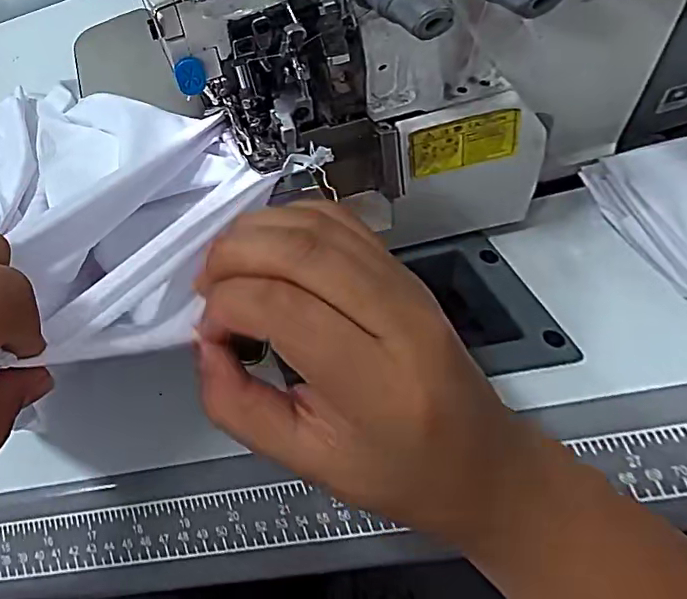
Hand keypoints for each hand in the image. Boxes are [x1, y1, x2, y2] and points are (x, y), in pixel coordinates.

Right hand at [191, 201, 566, 548]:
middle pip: (297, 251)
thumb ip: (236, 406)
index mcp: (378, 386)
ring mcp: (403, 282)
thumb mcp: (305, 462)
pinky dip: (284, 219)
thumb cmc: (396, 470)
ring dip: (252, 232)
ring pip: (312, 223)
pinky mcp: (398, 263)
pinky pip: (331, 216)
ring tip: (226, 265)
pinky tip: (264, 246)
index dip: (227, 305)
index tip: (209, 328)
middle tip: (206, 285)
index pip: (284, 307)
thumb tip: (204, 342)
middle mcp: (398, 320)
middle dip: (230, 256)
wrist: (482, 462)